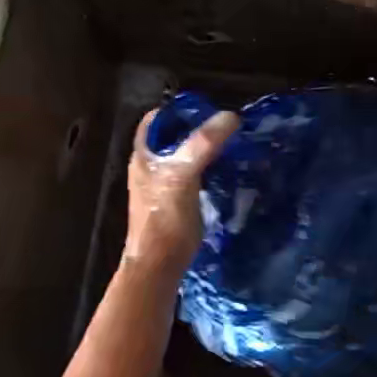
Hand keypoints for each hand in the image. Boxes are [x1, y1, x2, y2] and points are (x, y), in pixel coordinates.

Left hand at [123, 107, 239, 273]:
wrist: (158, 266)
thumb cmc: (164, 219)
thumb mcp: (182, 175)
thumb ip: (203, 144)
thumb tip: (230, 116)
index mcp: (143, 155)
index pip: (157, 120)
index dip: (178, 110)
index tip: (207, 109)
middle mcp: (150, 167)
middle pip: (174, 138)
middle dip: (198, 130)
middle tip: (227, 127)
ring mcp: (162, 187)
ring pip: (184, 159)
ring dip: (205, 151)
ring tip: (233, 147)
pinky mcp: (176, 204)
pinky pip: (194, 178)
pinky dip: (209, 172)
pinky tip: (228, 174)